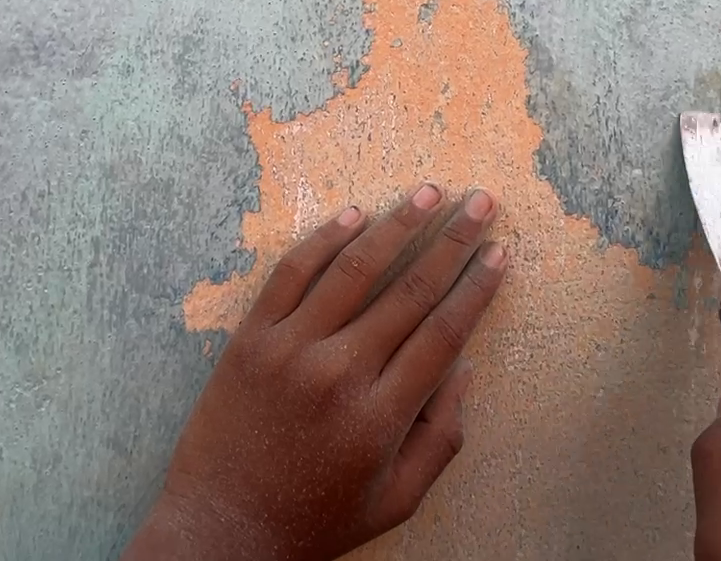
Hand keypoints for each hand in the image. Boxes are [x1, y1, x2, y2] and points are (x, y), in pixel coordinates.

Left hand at [125, 184, 506, 560]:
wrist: (219, 528)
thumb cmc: (316, 518)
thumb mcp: (396, 502)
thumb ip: (441, 439)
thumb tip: (464, 367)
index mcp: (380, 417)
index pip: (443, 333)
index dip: (477, 287)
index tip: (501, 252)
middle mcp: (338, 373)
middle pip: (409, 291)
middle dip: (453, 240)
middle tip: (481, 202)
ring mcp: (290, 349)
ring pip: (354, 270)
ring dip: (398, 224)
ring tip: (430, 192)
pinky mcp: (252, 337)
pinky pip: (291, 273)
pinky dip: (324, 239)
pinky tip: (355, 214)